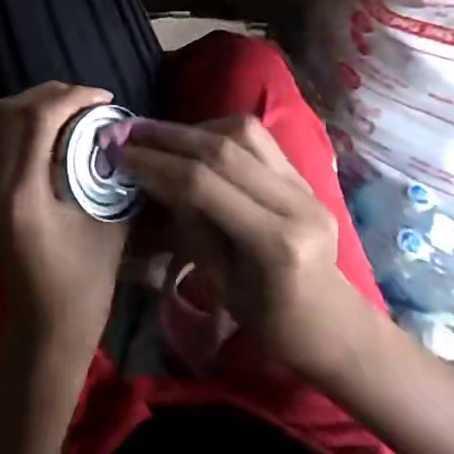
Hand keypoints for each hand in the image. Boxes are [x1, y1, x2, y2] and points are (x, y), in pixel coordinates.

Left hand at [0, 82, 128, 346]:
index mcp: (24, 192)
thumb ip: (112, 175)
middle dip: (52, 94)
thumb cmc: (83, 285)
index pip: (36, 119)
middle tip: (88, 99)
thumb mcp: (108, 226)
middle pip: (11, 112)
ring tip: (62, 105)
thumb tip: (122, 137)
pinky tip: (34, 124)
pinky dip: (6, 118)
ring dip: (26, 102)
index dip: (71, 97)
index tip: (104, 98)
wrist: (44, 328)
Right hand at [121, 115, 372, 378]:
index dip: (156, 164)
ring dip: (193, 128)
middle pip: (222, 149)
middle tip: (129, 133)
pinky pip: (255, 137)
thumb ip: (188, 221)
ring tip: (160, 136)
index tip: (120, 156)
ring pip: (242, 132)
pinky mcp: (303, 175)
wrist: (332, 325)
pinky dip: (216, 131)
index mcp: (276, 243)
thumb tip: (149, 174)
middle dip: (167, 137)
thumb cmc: (269, 320)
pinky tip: (193, 140)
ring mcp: (305, 185)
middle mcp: (297, 204)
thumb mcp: (218, 280)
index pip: (203, 184)